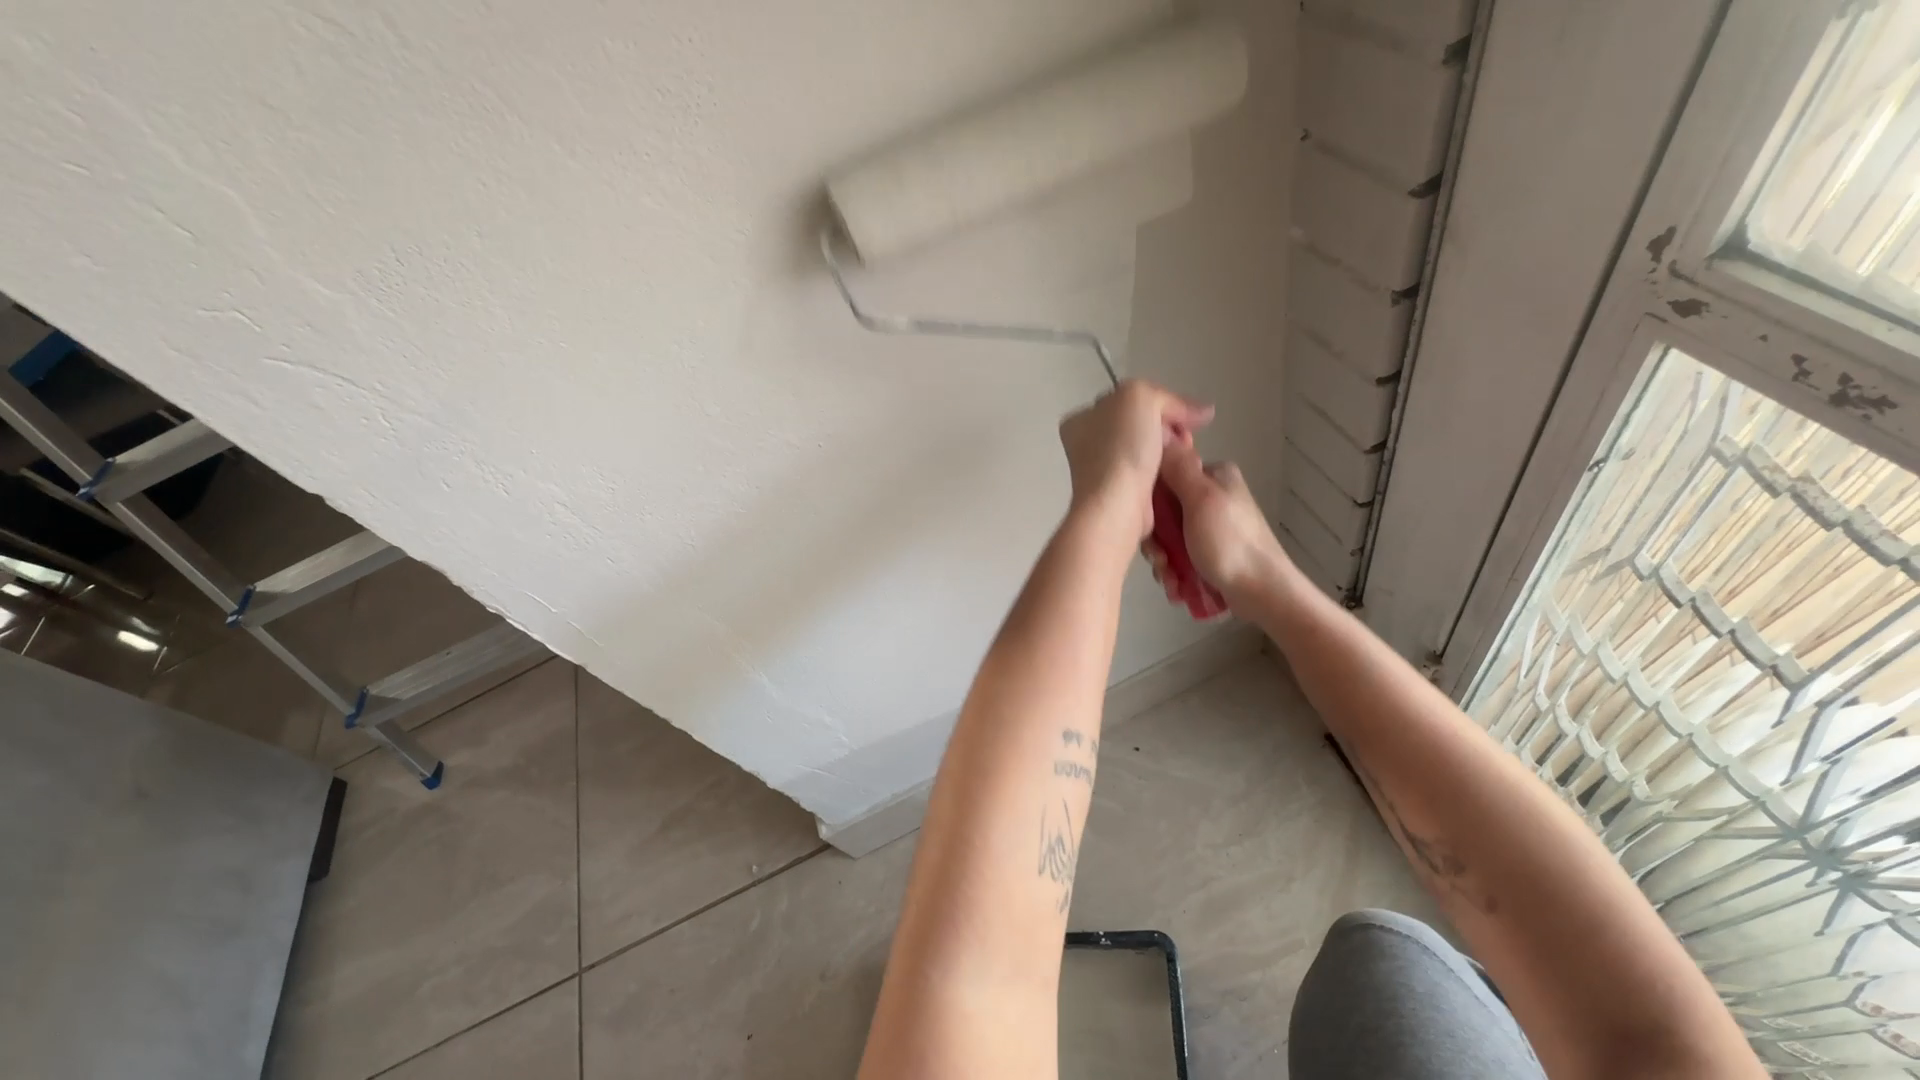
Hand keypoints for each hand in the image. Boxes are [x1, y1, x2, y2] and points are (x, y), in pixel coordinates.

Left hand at [1058, 380, 1214, 537]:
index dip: (1161, 402)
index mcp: (1082, 419)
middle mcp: (1089, 444)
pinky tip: (1181, 472)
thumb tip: (1200, 411)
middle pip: (1142, 426)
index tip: (1185, 415)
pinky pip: (1154, 475)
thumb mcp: (1139, 397)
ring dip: (1174, 451)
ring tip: (1187, 455)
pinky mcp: (1123, 495)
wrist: (1117, 504)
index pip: (1130, 400)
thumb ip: (1166, 397)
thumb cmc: (1121, 446)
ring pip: (1151, 451)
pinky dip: (1170, 472)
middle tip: (1185, 438)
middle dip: (1170, 428)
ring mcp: (1105, 471)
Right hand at [1146, 444, 1293, 600]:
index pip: (1165, 476)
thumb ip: (1178, 468)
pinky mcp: (1211, 551)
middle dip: (1157, 540)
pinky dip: (1175, 572)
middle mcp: (1213, 496)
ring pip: (1169, 537)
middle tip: (1160, 560)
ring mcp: (1212, 526)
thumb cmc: (1230, 544)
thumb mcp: (1201, 499)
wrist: (1262, 593)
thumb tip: (1160, 431)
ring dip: (1164, 561)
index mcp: (1213, 476)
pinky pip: (1180, 556)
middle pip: (1163, 511)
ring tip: (1171, 579)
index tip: (1147, 527)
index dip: (1149, 503)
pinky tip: (1177, 586)